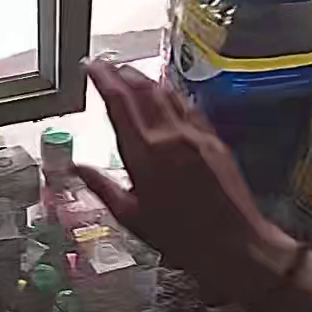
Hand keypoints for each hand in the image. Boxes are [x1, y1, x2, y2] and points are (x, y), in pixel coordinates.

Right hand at [78, 59, 298, 304]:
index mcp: (144, 153)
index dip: (102, 78)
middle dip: (121, 71)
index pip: (119, 102)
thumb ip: (101, 186)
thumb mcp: (130, 217)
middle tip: (105, 63)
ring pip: (166, 92)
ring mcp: (195, 134)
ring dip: (144, 78)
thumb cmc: (179, 238)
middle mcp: (170, 135)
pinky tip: (163, 93)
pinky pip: (187, 105)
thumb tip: (74, 167)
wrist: (237, 247)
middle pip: (142, 89)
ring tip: (128, 72)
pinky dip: (169, 93)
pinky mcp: (213, 139)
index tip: (90, 65)